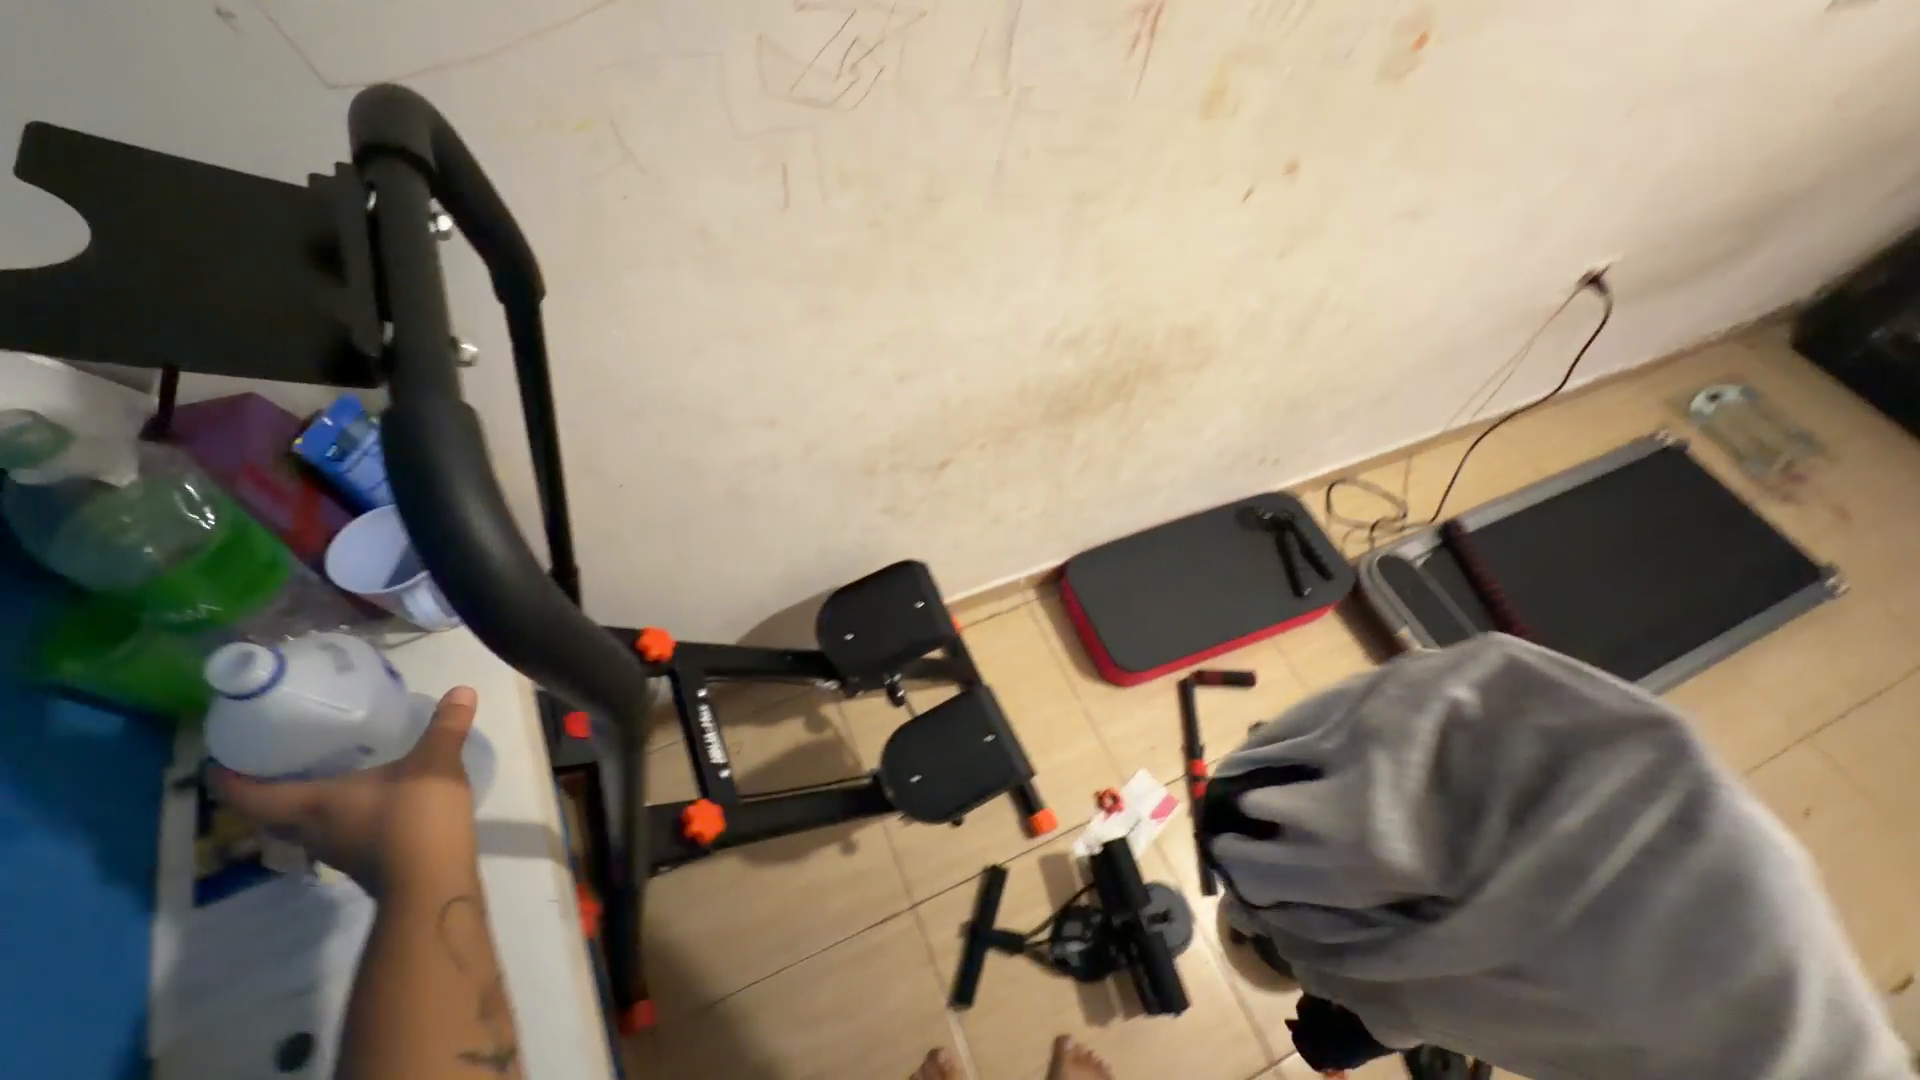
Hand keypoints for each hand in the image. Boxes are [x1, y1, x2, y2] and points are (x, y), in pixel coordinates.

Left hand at [213, 685, 481, 899]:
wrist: (433, 883)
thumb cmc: (416, 819)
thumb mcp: (435, 763)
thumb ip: (447, 726)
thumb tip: (463, 689)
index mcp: (313, 804)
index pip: (251, 795)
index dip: (229, 779)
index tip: (219, 760)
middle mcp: (314, 830)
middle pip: (271, 815)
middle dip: (266, 793)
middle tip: (277, 764)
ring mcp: (339, 851)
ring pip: (304, 828)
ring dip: (304, 808)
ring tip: (324, 778)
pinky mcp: (366, 862)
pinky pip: (338, 835)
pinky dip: (340, 819)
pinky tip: (368, 804)